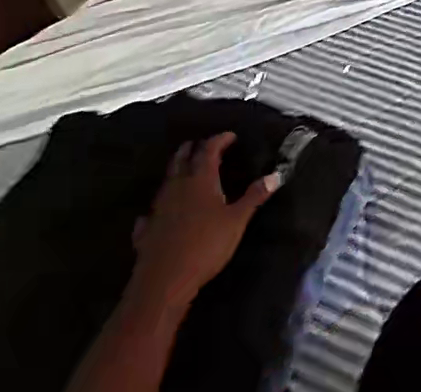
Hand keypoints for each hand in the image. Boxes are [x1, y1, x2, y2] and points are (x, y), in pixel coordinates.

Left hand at [130, 133, 278, 302]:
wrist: (163, 283)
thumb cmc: (205, 246)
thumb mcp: (237, 220)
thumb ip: (254, 197)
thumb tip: (275, 175)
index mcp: (200, 181)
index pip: (209, 150)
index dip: (219, 140)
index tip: (230, 136)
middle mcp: (177, 188)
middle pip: (181, 161)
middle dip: (190, 149)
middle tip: (198, 144)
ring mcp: (158, 210)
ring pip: (166, 182)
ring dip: (175, 172)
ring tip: (183, 169)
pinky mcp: (146, 231)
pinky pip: (151, 212)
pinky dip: (157, 207)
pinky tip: (156, 213)